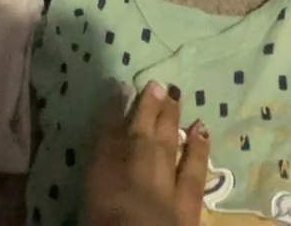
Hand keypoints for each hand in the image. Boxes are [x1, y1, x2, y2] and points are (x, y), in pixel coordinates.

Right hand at [84, 81, 210, 225]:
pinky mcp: (186, 207)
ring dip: (171, 120)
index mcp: (103, 170)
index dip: (111, 108)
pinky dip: (198, 151)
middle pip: (140, 133)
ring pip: (167, 146)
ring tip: (176, 95)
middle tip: (156, 83)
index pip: (105, 133)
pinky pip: (192, 174)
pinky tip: (203, 131)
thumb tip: (100, 164)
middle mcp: (133, 170)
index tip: (116, 84)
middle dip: (147, 107)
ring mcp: (163, 186)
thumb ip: (97, 170)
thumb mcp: (87, 201)